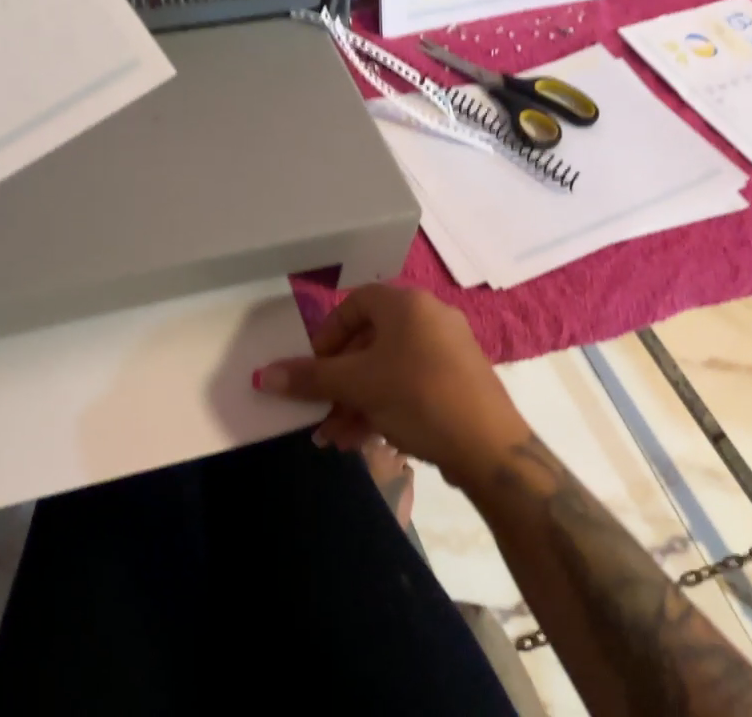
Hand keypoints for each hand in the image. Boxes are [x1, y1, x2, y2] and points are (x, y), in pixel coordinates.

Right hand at [253, 284, 529, 485]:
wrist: (490, 446)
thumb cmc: (417, 396)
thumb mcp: (356, 386)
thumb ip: (309, 378)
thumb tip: (261, 375)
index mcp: (406, 305)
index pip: (353, 305)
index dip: (326, 336)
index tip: (312, 369)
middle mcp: (429, 318)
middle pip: (368, 342)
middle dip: (338, 381)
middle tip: (319, 411)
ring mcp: (447, 351)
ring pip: (386, 370)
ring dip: (355, 402)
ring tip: (335, 438)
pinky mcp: (458, 382)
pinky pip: (409, 385)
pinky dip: (382, 407)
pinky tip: (362, 441)